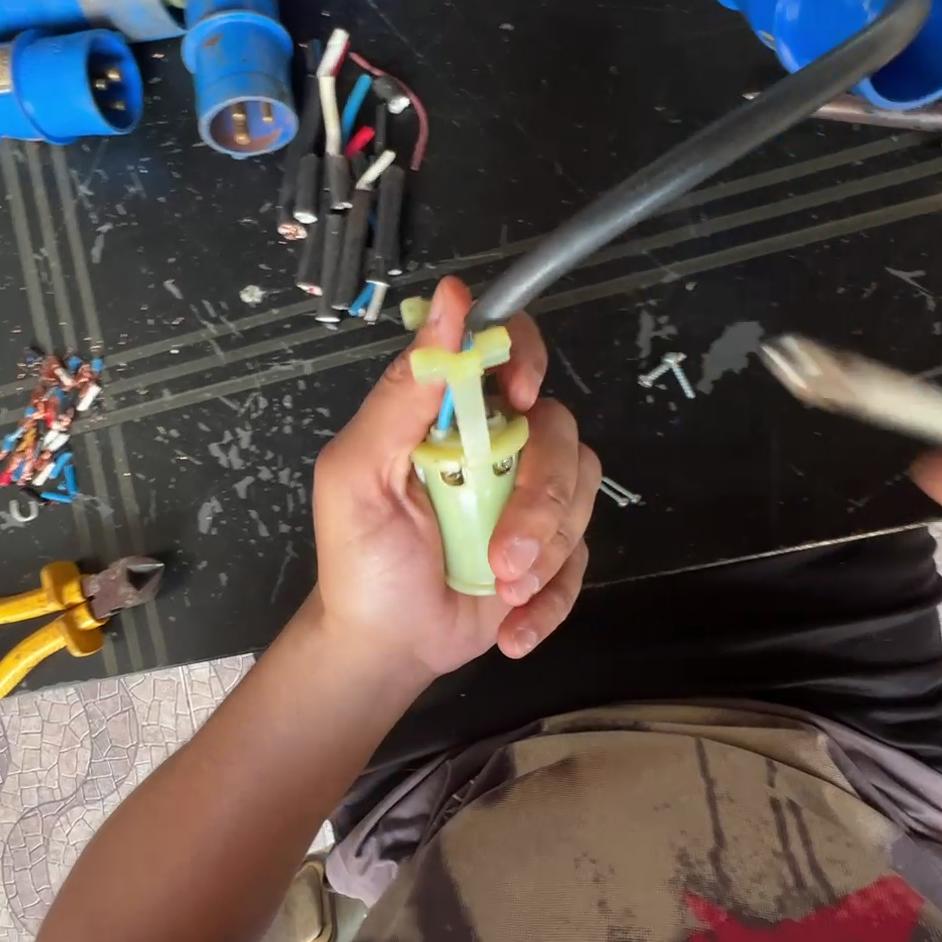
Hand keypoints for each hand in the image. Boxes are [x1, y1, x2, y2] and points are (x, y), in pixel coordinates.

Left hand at [309, 277, 600, 684]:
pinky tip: (512, 630)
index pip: (507, 354)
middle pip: (560, 433)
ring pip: (581, 497)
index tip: (519, 395)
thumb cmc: (361, 557)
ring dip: (546, 553)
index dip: (525, 359)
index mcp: (451, 420)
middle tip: (501, 555)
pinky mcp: (551, 556)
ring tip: (500, 590)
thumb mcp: (358, 474)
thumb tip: (449, 298)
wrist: (384, 643)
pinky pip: (583, 562)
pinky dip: (551, 602)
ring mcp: (530, 503)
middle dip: (541, 500)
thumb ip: (401, 395)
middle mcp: (498, 450)